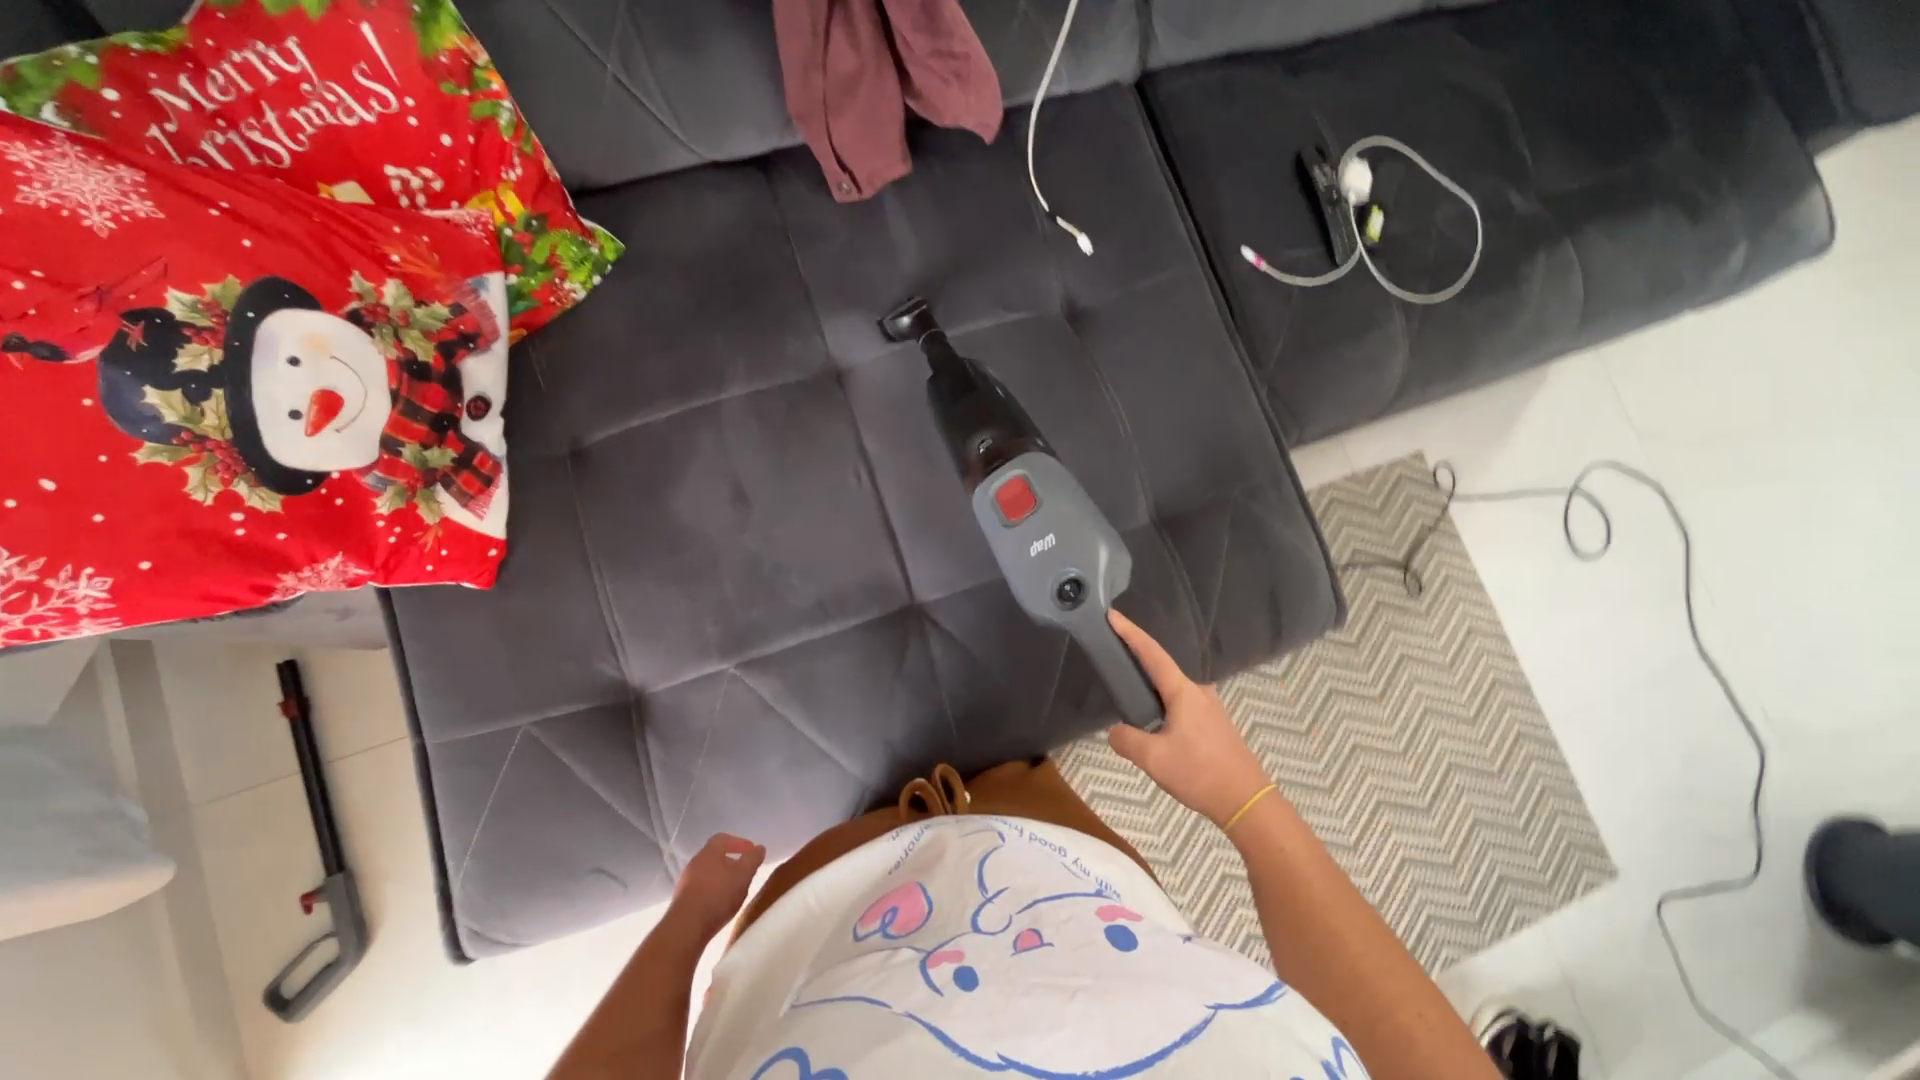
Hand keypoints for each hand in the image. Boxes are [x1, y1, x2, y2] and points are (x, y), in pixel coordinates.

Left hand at [668, 833, 766, 941]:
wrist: (687, 926)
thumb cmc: (718, 895)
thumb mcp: (743, 875)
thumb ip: (753, 859)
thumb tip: (759, 848)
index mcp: (709, 852)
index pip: (723, 839)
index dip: (739, 843)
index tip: (751, 851)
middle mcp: (695, 863)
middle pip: (715, 856)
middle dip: (731, 862)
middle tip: (745, 871)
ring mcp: (686, 881)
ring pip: (708, 873)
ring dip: (722, 878)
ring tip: (735, 890)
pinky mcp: (682, 899)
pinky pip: (701, 889)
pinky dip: (713, 891)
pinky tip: (721, 904)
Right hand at [1106, 611, 1275, 827]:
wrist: (1246, 801)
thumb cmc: (1200, 773)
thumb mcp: (1153, 759)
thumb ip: (1126, 740)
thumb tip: (1116, 732)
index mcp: (1183, 692)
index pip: (1152, 654)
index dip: (1131, 634)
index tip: (1113, 615)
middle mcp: (1199, 692)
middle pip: (1162, 671)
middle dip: (1138, 665)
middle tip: (1113, 664)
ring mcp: (1210, 709)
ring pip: (1173, 693)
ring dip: (1152, 693)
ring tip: (1129, 706)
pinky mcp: (1215, 725)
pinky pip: (1182, 708)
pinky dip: (1164, 709)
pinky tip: (1155, 730)